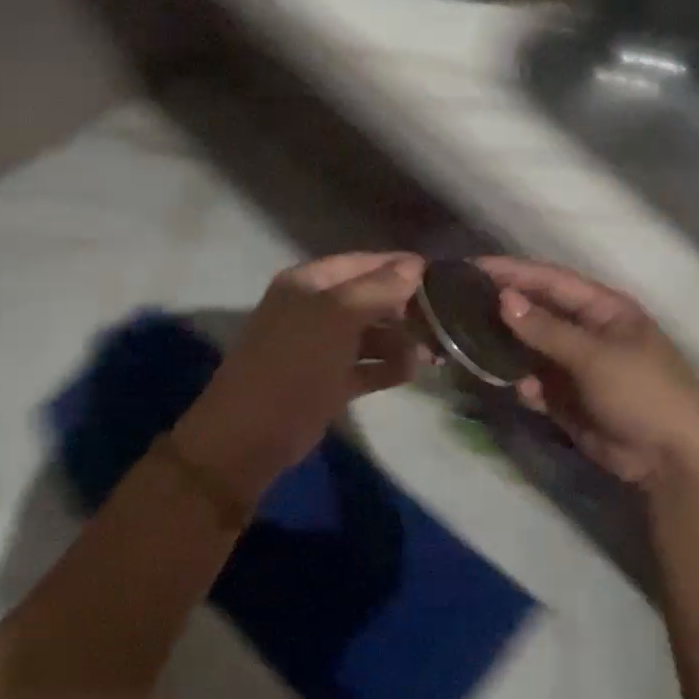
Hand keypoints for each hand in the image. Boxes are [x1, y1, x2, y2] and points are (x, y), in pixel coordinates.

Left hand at [173, 253, 423, 500]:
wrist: (250, 435)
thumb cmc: (292, 366)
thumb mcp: (334, 318)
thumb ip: (376, 289)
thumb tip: (414, 264)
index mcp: (307, 284)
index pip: (361, 263)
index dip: (400, 267)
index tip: (444, 277)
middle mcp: (312, 310)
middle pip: (369, 299)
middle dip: (406, 308)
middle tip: (448, 321)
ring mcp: (318, 349)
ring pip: (369, 335)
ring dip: (401, 341)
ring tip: (435, 353)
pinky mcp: (326, 383)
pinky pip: (364, 367)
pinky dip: (387, 368)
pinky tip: (414, 373)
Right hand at [479, 256, 698, 485]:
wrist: (668, 457)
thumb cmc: (642, 392)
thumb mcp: (594, 356)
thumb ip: (546, 329)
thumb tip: (503, 299)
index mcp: (604, 309)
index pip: (550, 281)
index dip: (512, 271)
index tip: (471, 267)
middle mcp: (587, 331)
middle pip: (535, 312)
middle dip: (501, 309)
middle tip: (456, 305)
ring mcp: (575, 366)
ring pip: (528, 349)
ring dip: (504, 349)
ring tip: (468, 345)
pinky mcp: (565, 398)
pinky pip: (533, 383)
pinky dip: (523, 385)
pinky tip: (520, 392)